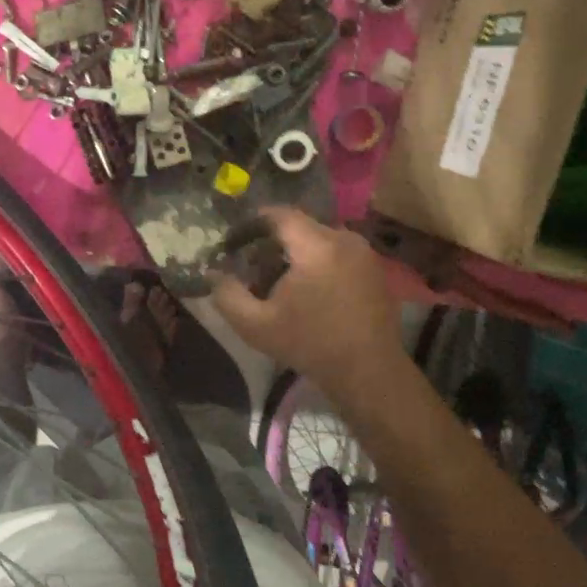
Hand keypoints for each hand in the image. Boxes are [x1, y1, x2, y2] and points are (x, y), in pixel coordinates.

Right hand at [211, 208, 405, 398]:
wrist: (368, 371)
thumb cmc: (309, 345)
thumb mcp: (256, 325)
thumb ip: (227, 295)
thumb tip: (211, 273)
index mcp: (316, 247)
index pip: (279, 215)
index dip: (252, 224)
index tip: (234, 242)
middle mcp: (344, 240)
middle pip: (300, 226)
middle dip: (273, 241)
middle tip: (253, 265)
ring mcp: (364, 253)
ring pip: (320, 239)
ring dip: (297, 251)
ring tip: (279, 279)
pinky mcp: (375, 269)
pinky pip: (339, 252)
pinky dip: (319, 261)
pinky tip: (309, 290)